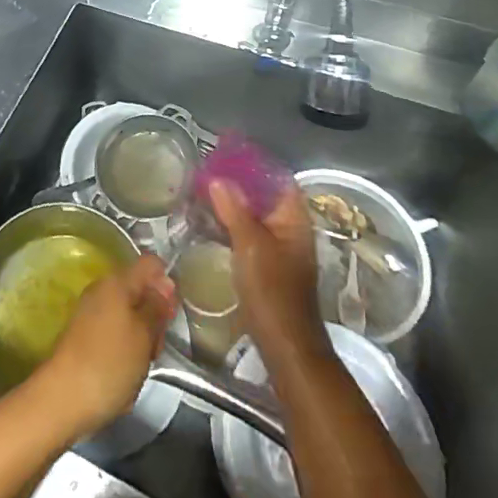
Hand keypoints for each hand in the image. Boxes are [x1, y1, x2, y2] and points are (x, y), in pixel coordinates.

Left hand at [34, 253, 175, 435]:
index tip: (170, 313)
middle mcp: (101, 292)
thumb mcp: (144, 334)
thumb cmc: (109, 364)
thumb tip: (163, 286)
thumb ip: (157, 306)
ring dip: (142, 340)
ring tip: (140, 367)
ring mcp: (90, 316)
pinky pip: (115, 337)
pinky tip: (125, 376)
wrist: (60, 402)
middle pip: (140, 292)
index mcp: (116, 282)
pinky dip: (125, 353)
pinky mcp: (84, 340)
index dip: (167, 284)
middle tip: (156, 346)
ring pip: (129, 318)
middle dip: (155, 317)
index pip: (151, 264)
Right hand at [209, 182, 329, 360]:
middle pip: (265, 196)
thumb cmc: (271, 290)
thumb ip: (235, 210)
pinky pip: (250, 235)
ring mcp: (281, 248)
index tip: (226, 154)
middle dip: (239, 184)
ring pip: (256, 217)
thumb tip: (218, 179)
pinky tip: (211, 225)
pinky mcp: (269, 266)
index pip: (277, 178)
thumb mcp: (250, 246)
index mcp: (294, 218)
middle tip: (207, 173)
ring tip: (203, 194)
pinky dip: (233, 226)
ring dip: (234, 205)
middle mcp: (291, 228)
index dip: (254, 165)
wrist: (285, 343)